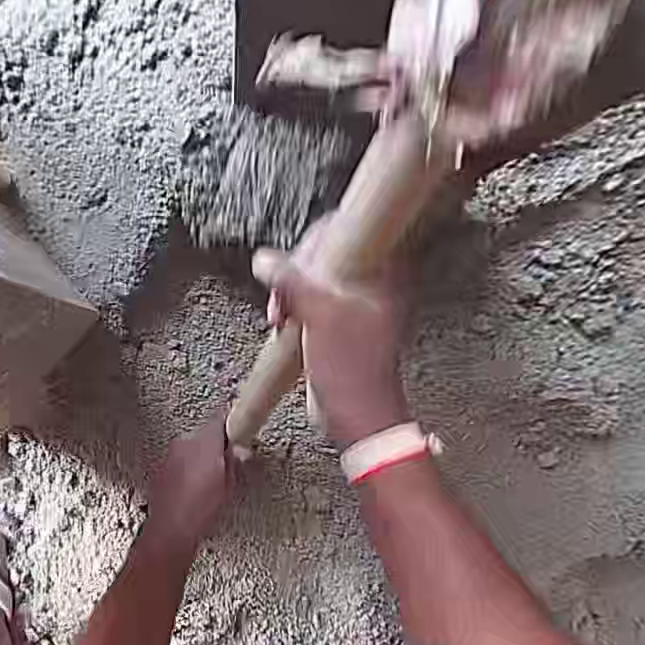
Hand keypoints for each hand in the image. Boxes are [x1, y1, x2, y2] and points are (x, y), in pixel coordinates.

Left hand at [147, 413, 234, 540]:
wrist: (172, 529)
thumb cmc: (199, 510)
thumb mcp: (229, 485)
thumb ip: (232, 461)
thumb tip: (234, 454)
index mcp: (206, 443)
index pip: (220, 417)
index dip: (230, 416)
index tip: (235, 417)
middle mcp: (184, 443)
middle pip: (204, 434)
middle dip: (214, 444)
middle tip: (225, 462)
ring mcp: (169, 455)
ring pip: (189, 447)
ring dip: (198, 457)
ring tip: (207, 481)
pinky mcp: (160, 468)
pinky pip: (177, 461)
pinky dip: (185, 468)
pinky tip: (192, 487)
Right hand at [252, 248, 411, 445]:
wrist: (356, 415)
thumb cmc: (352, 369)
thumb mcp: (319, 314)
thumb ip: (291, 281)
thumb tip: (263, 260)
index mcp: (380, 271)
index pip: (346, 230)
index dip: (316, 241)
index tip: (296, 261)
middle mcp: (371, 283)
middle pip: (325, 255)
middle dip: (295, 272)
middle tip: (282, 294)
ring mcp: (355, 304)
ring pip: (314, 280)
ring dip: (291, 294)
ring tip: (280, 315)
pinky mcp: (340, 324)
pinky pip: (311, 303)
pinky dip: (295, 310)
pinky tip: (284, 323)